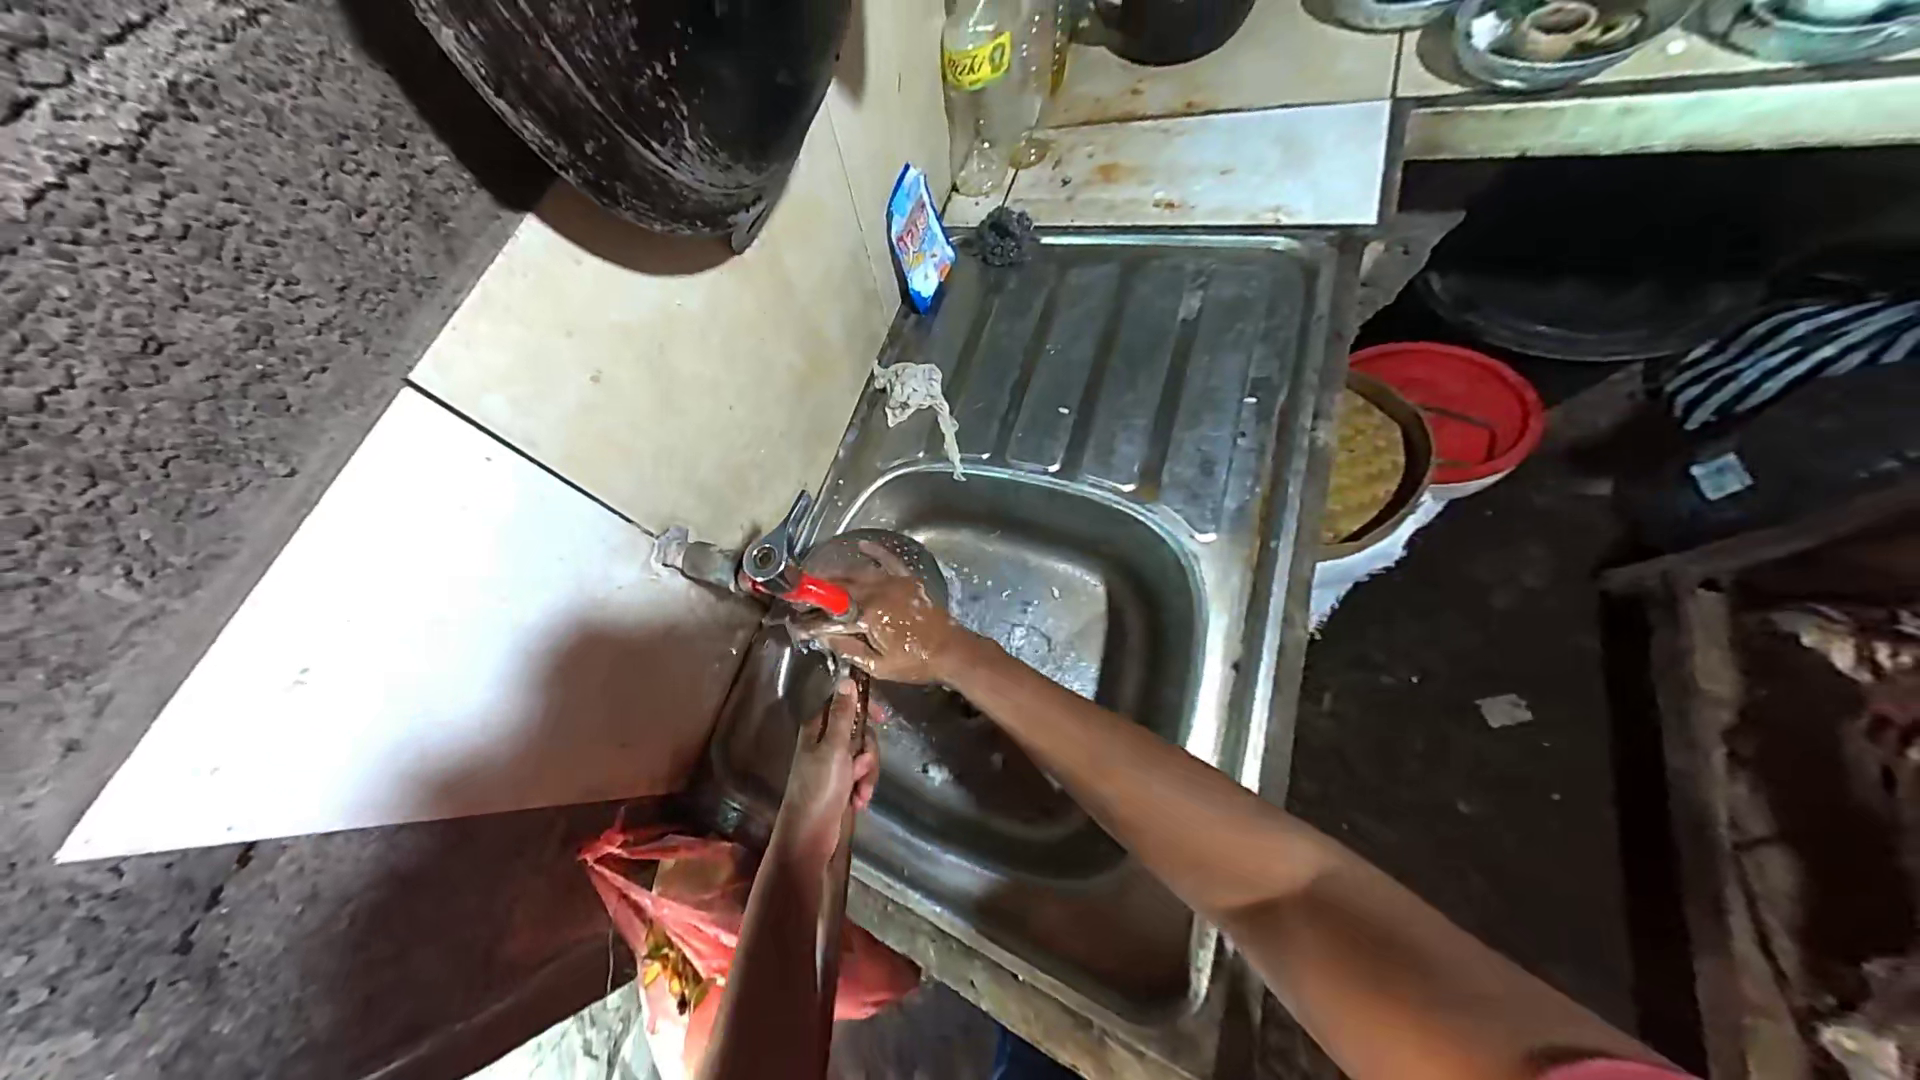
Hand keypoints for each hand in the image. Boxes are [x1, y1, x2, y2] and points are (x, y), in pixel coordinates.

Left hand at [774, 677, 878, 861]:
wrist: (808, 837)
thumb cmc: (819, 789)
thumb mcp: (834, 748)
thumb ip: (842, 715)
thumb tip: (847, 679)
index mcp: (817, 729)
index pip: (844, 704)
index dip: (864, 709)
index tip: (883, 717)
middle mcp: (823, 743)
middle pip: (858, 732)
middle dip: (868, 752)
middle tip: (863, 767)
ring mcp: (831, 765)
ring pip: (862, 756)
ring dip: (867, 774)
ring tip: (860, 794)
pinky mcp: (838, 784)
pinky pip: (860, 776)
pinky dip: (862, 787)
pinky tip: (859, 802)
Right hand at [794, 541, 977, 684]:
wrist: (950, 651)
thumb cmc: (914, 662)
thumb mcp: (877, 665)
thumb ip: (848, 648)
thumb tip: (823, 635)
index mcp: (868, 614)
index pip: (830, 608)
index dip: (810, 608)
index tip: (795, 611)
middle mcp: (878, 591)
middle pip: (840, 585)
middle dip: (819, 589)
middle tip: (804, 594)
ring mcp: (893, 582)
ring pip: (859, 571)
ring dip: (838, 572)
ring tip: (821, 576)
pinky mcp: (907, 580)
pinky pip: (888, 559)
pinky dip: (874, 551)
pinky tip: (861, 546)